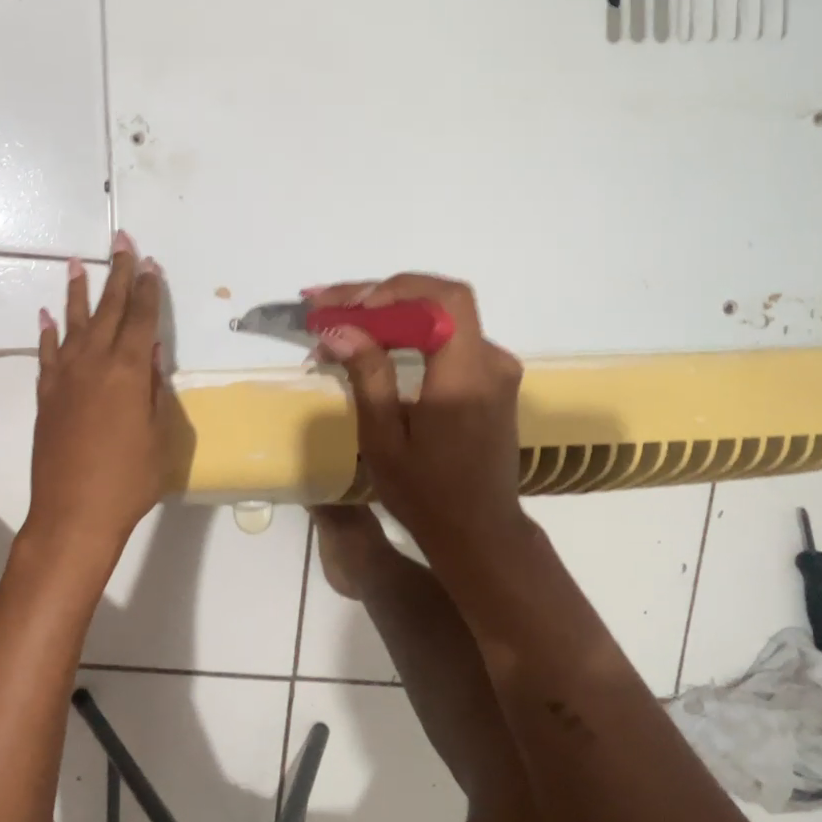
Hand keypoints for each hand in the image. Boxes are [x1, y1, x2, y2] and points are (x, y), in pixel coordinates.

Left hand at [27, 232, 174, 552]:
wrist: (72, 512)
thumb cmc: (128, 480)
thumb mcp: (160, 437)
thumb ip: (156, 391)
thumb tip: (153, 354)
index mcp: (129, 371)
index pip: (142, 318)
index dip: (148, 290)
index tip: (150, 264)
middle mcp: (94, 363)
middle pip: (109, 309)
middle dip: (117, 274)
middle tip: (120, 242)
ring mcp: (65, 377)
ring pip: (73, 323)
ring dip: (78, 292)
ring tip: (77, 262)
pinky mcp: (45, 395)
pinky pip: (46, 354)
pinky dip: (47, 332)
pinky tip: (46, 315)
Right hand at [310, 274, 529, 550]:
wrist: (479, 531)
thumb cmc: (426, 493)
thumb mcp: (384, 440)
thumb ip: (368, 377)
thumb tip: (339, 328)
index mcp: (465, 377)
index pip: (443, 300)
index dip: (393, 289)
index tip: (345, 306)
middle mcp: (490, 362)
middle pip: (438, 301)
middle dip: (379, 297)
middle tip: (326, 307)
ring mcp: (495, 369)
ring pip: (441, 317)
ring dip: (390, 314)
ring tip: (339, 326)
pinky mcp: (491, 379)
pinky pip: (448, 339)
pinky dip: (409, 334)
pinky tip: (373, 347)